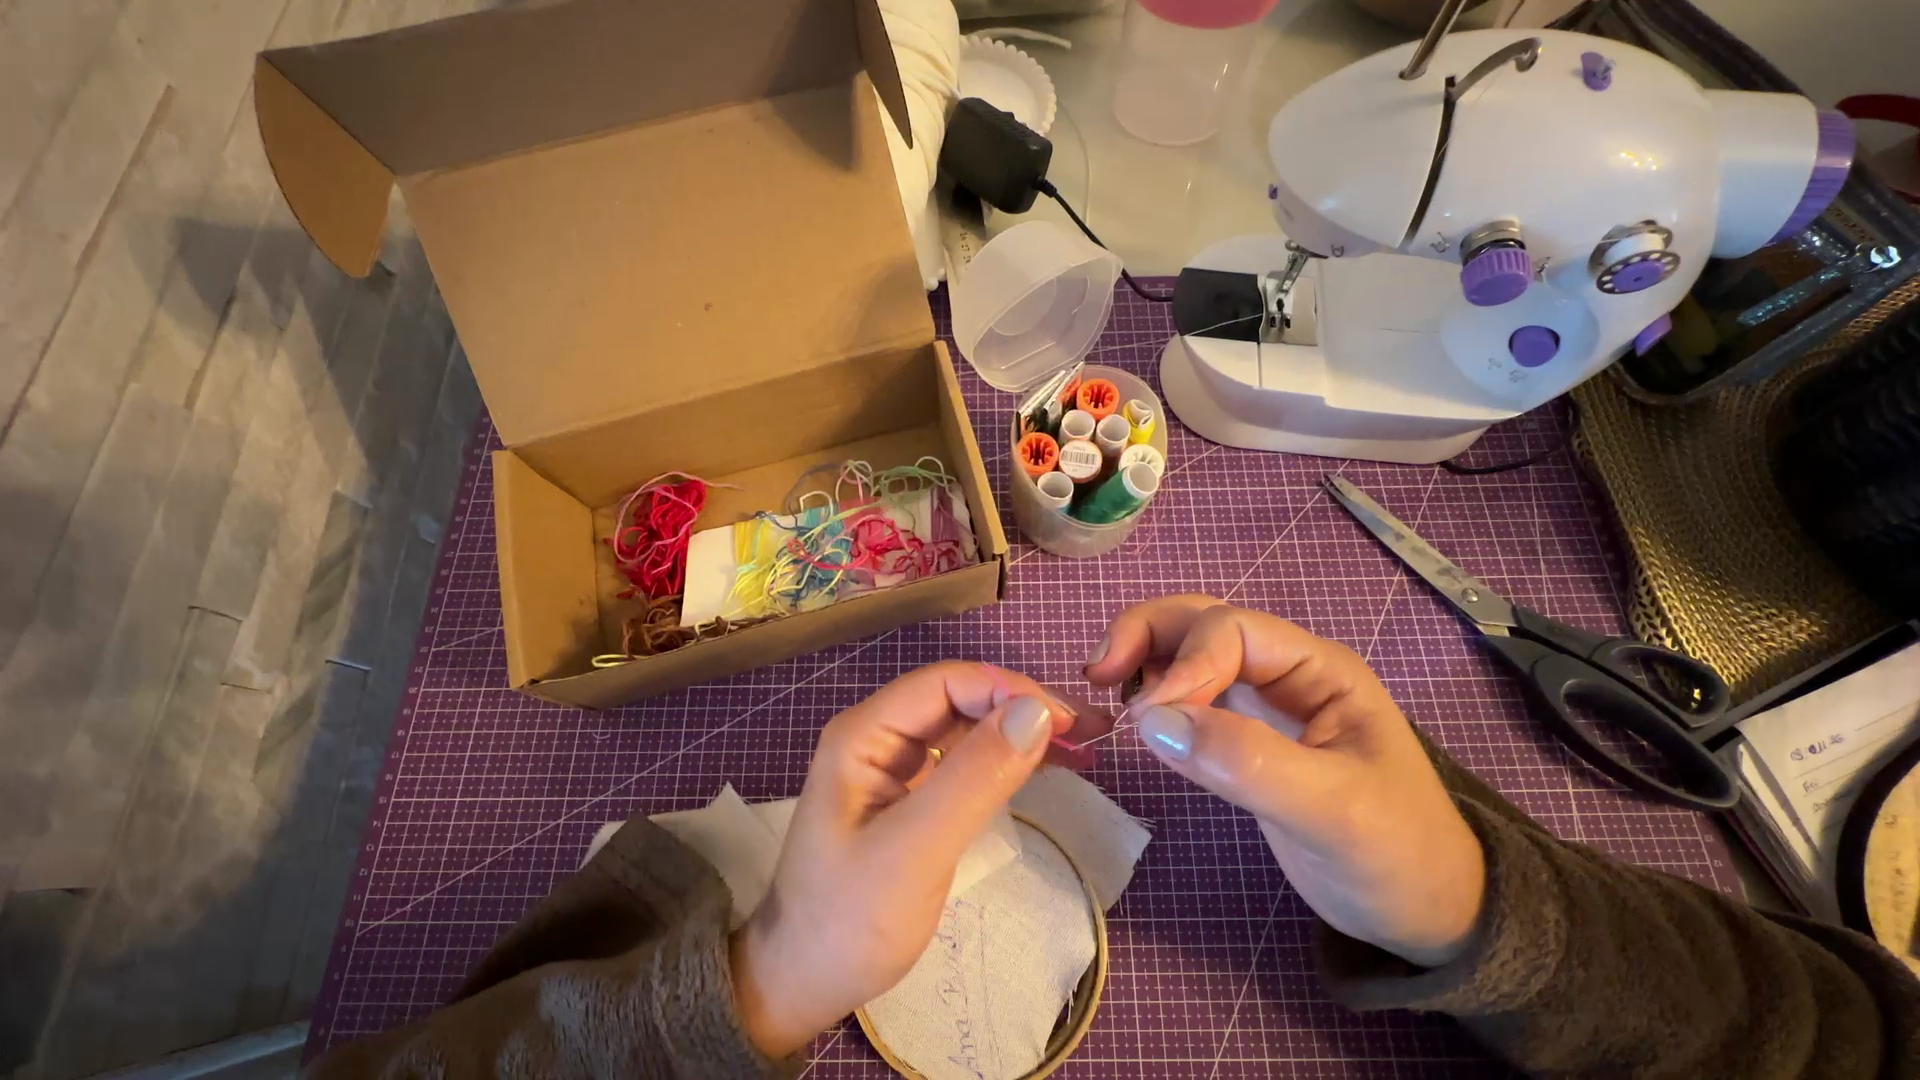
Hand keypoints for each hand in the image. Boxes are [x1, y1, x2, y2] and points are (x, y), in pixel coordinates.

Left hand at [729, 662, 1111, 1057]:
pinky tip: (1043, 768)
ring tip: (1082, 746)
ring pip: (967, 729)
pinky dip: (1006, 761)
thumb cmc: (849, 919)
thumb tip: (1035, 711)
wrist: (801, 983)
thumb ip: (974, 778)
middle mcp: (879, 737)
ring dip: (1020, 732)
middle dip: (1023, 708)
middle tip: (1088, 733)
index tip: (1066, 724)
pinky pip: (964, 763)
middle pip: (960, 700)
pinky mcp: (910, 798)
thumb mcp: (915, 849)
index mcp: (865, 733)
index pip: (947, 683)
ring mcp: (894, 767)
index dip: (1009, 691)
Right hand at [1086, 596, 1484, 967]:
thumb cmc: (1395, 857)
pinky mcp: (1241, 735)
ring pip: (1187, 651)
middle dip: (1146, 634)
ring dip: (1142, 656)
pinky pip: (1187, 695)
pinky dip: (1151, 692)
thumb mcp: (1332, 812)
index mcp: (1318, 669)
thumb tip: (1151, 721)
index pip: (1231, 632)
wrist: (1424, 911)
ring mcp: (1260, 702)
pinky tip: (1133, 717)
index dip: (1184, 665)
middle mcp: (1284, 671)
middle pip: (1201, 620)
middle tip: (1097, 672)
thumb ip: (1247, 762)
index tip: (1146, 720)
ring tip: (1103, 688)